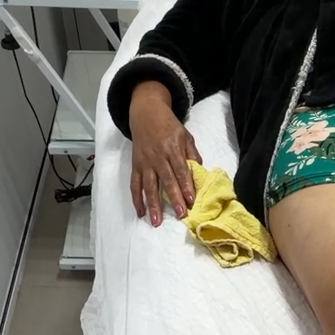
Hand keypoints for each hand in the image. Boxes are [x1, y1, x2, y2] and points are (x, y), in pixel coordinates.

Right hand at [128, 80, 201, 226]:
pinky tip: (141, 213)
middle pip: (166, 180)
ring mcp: (145, 162)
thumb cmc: (169, 126)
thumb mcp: (185, 136)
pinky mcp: (135, 165)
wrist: (146, 112)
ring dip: (153, 205)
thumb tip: (200, 174)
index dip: (186, 186)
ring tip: (157, 221)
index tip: (191, 201)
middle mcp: (158, 156)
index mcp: (172, 148)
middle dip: (174, 198)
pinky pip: (135, 184)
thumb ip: (192, 155)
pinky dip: (137, 199)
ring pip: (149, 186)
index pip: (181, 170)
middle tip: (180, 214)